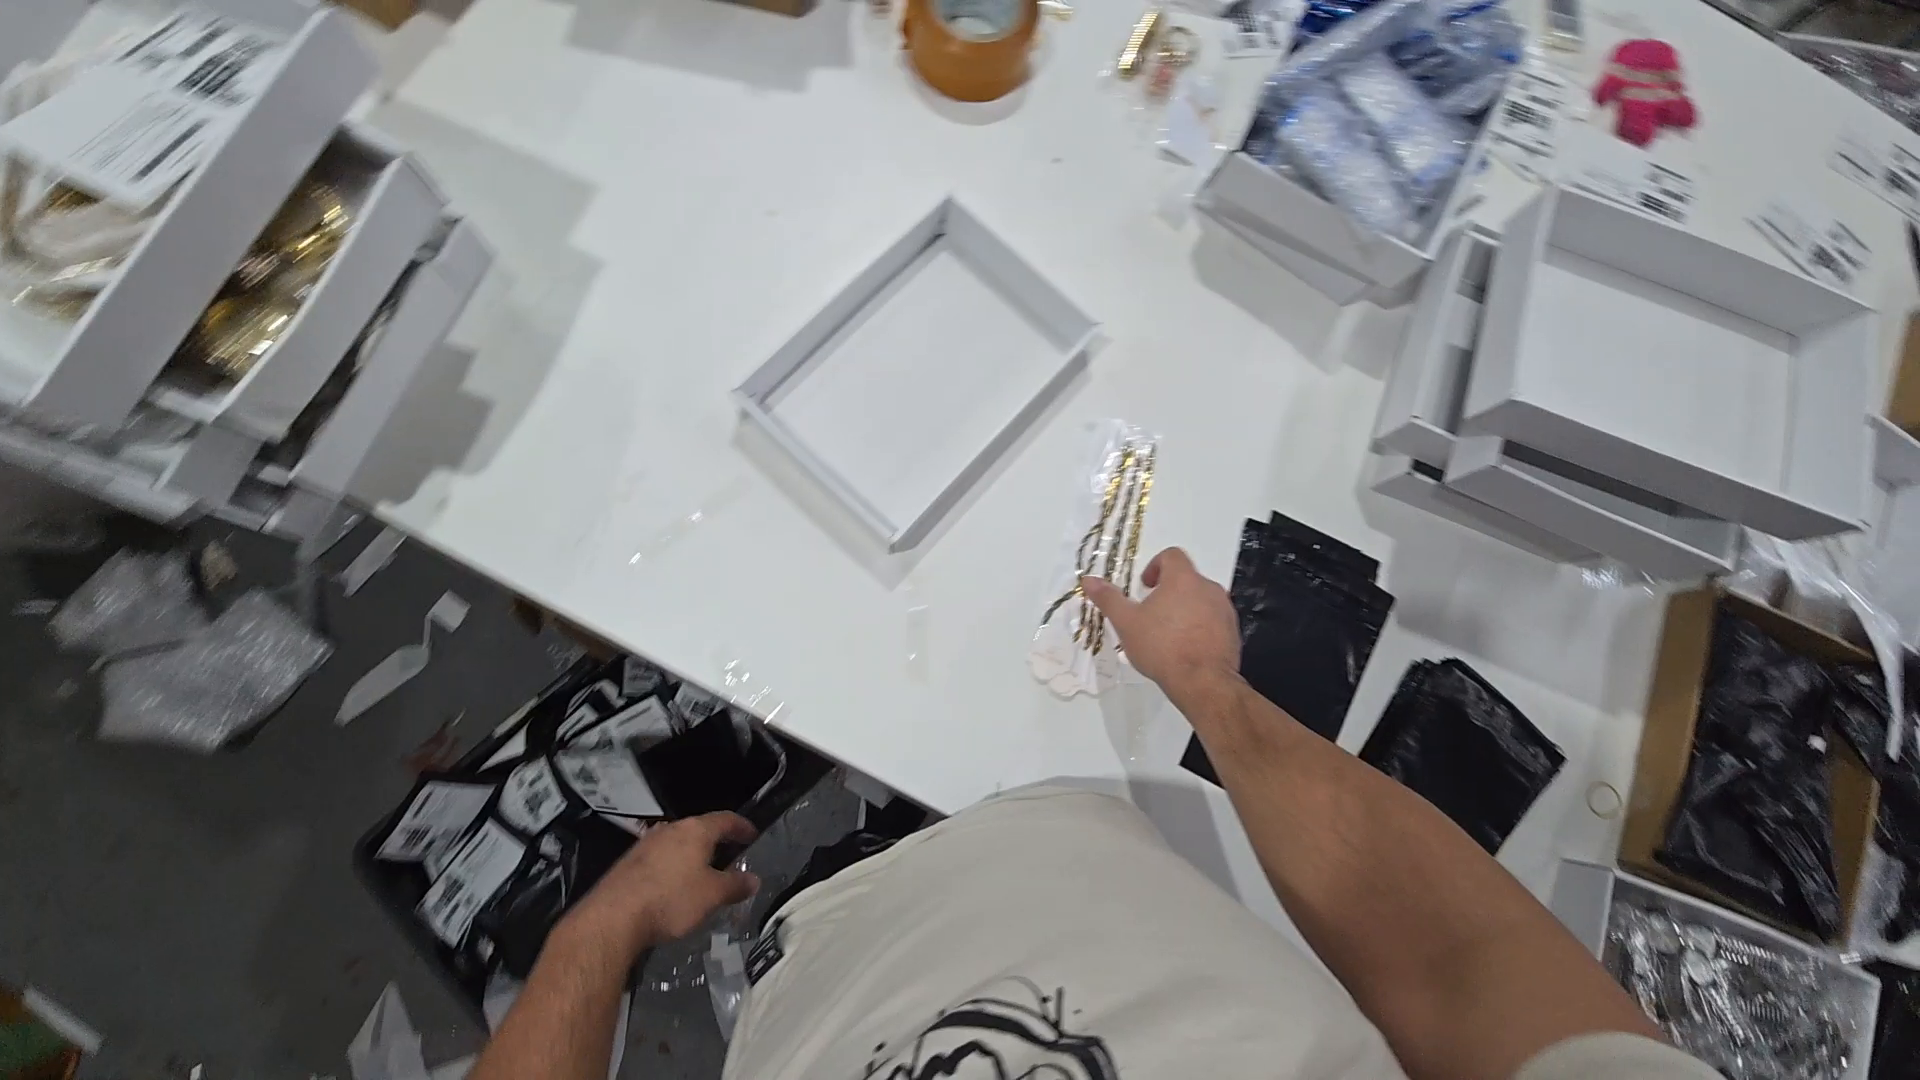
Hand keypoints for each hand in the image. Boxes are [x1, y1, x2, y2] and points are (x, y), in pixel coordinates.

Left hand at [557, 812, 759, 959]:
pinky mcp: (627, 864)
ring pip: (677, 844)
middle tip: (730, 856)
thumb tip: (754, 880)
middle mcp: (670, 830)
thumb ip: (735, 885)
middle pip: (699, 829)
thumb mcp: (712, 895)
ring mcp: (645, 845)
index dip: (742, 826)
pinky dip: (672, 868)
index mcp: (695, 831)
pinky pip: (659, 859)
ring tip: (701, 874)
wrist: (610, 919)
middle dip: (716, 842)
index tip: (753, 834)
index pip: (726, 819)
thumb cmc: (670, 900)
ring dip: (692, 856)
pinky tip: (672, 888)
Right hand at [1083, 547, 1240, 702]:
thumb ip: (1108, 598)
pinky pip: (1213, 620)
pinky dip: (1199, 626)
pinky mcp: (1233, 631)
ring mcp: (1224, 610)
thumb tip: (1088, 579)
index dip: (1155, 566)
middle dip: (1168, 591)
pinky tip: (1185, 648)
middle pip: (1187, 579)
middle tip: (1151, 613)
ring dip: (1185, 608)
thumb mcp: (1126, 623)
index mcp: (1183, 579)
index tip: (1145, 587)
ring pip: (1201, 600)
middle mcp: (1208, 588)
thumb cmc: (1161, 647)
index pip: (1172, 556)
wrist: (1202, 682)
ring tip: (1168, 634)